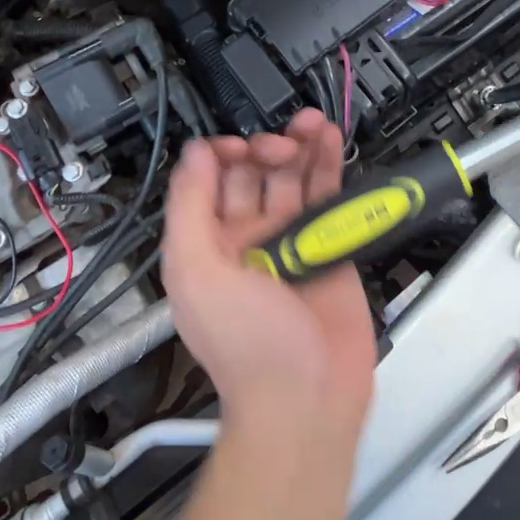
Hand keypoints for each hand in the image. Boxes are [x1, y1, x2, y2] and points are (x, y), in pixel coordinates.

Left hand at [161, 109, 377, 430]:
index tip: (237, 145)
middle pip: (254, 173)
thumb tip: (193, 156)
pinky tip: (329, 141)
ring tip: (309, 125)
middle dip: (263, 147)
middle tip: (277, 146)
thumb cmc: (248, 350)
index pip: (209, 182)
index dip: (221, 155)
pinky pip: (329, 196)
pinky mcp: (329, 244)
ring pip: (293, 178)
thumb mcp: (196, 275)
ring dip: (299, 146)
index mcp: (208, 246)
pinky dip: (329, 165)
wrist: (307, 393)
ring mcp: (290, 240)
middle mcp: (248, 239)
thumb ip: (190, 209)